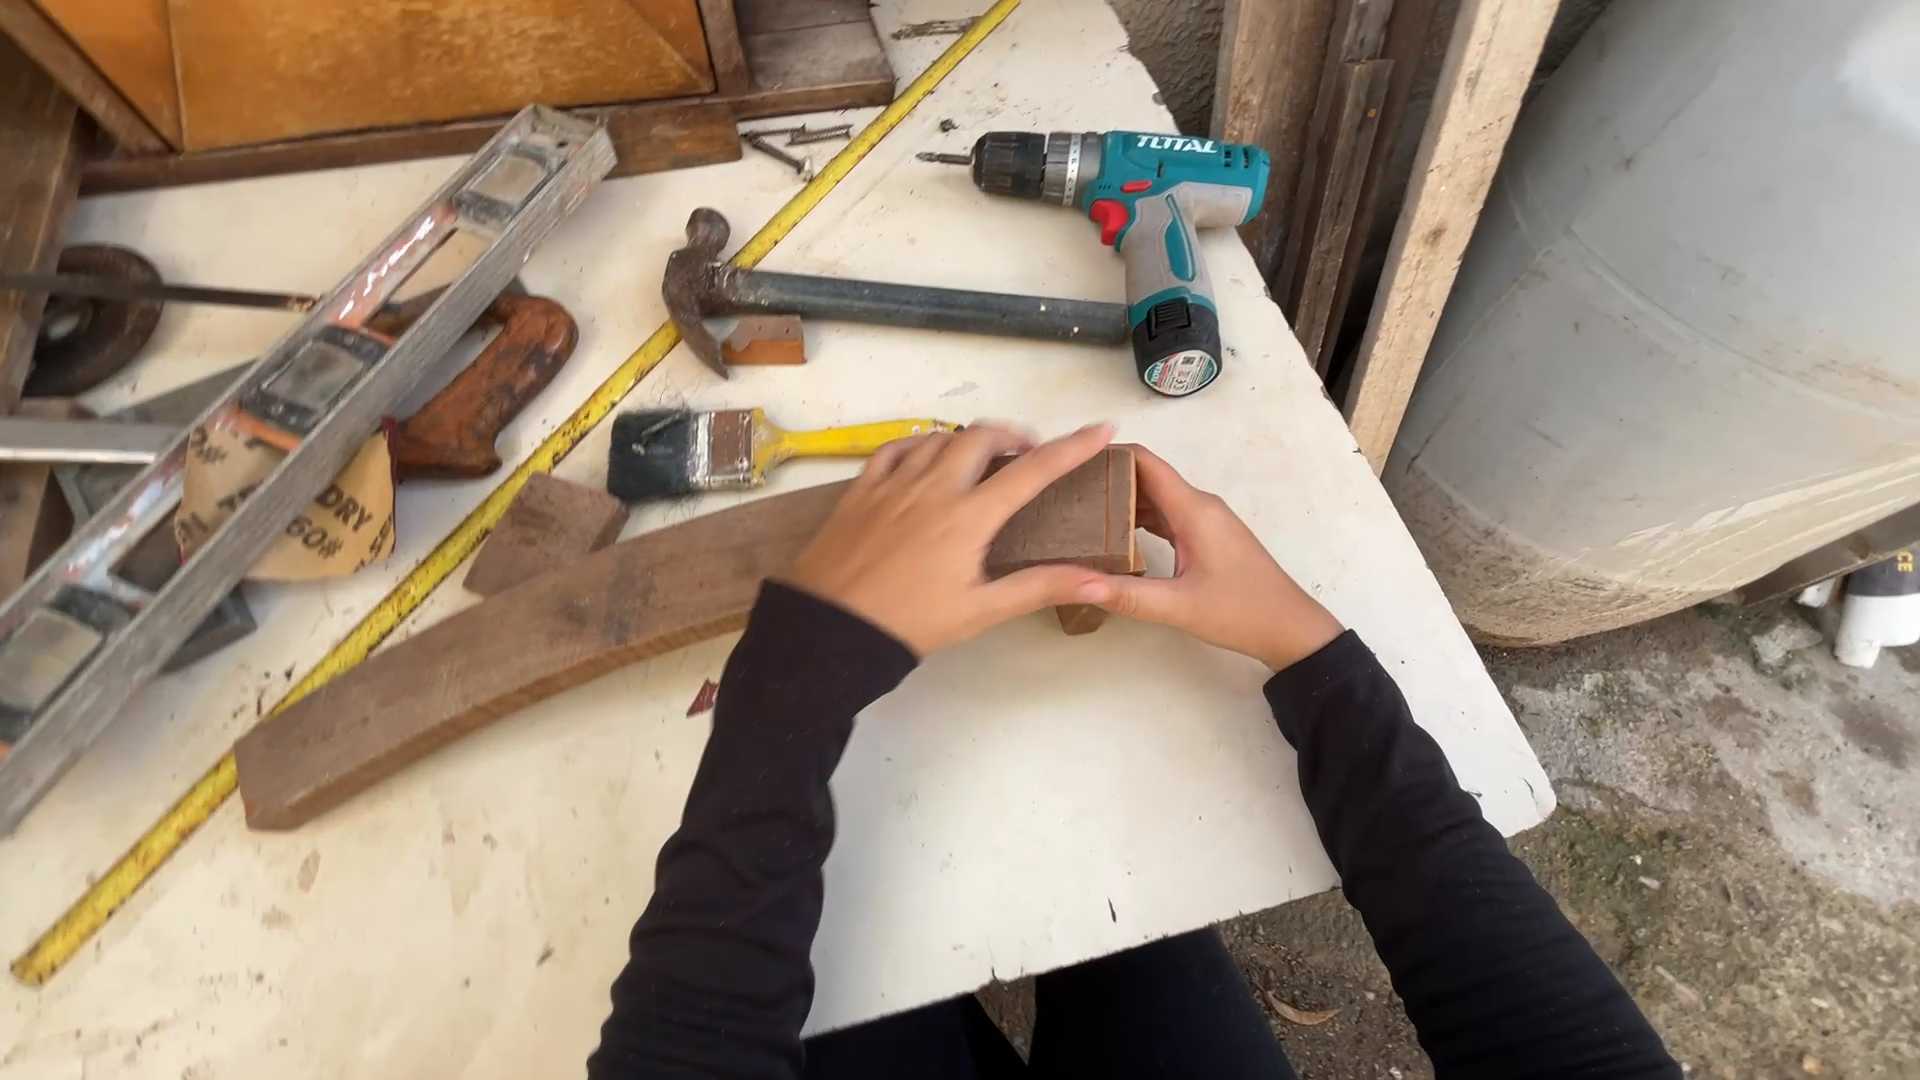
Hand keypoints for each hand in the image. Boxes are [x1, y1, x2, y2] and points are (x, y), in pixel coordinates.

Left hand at [781, 422, 1117, 654]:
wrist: (828, 628)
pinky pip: (895, 448)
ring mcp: (893, 483)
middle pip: (982, 437)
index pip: (1032, 470)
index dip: (1073, 447)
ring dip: (968, 440)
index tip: (1101, 429)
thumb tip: (1098, 582)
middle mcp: (933, 487)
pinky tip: (924, 459)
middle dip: (1013, 436)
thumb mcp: (979, 611)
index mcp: (967, 517)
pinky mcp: (861, 488)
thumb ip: (1039, 588)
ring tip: (980, 459)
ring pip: (939, 438)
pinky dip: (919, 445)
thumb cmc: (909, 623)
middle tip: (1026, 455)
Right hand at [1083, 447, 1343, 670]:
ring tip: (1076, 510)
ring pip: (1154, 497)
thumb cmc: (1240, 612)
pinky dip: (1136, 518)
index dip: (1108, 455)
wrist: (1290, 630)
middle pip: (1146, 476)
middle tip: (1062, 492)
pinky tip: (1110, 533)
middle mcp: (1198, 506)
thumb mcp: (1179, 607)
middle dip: (1106, 478)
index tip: (1069, 462)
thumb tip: (1076, 584)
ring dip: (1119, 499)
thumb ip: (1127, 595)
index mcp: (1193, 510)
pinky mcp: (1204, 535)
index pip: (1145, 463)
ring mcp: (1203, 520)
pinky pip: (1164, 515)